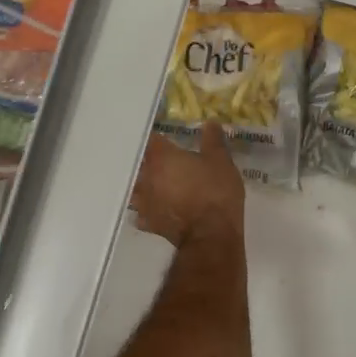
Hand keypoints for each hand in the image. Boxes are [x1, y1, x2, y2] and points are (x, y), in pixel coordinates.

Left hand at [130, 124, 245, 252]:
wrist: (211, 234)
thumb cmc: (216, 192)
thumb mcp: (221, 161)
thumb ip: (213, 140)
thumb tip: (210, 122)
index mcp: (162, 158)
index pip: (149, 140)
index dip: (155, 136)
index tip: (161, 134)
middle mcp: (147, 177)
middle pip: (137, 164)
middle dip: (145, 160)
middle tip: (155, 157)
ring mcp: (145, 202)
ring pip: (134, 189)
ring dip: (140, 184)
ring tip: (148, 183)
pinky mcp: (149, 223)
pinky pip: (141, 213)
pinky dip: (146, 209)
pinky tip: (153, 209)